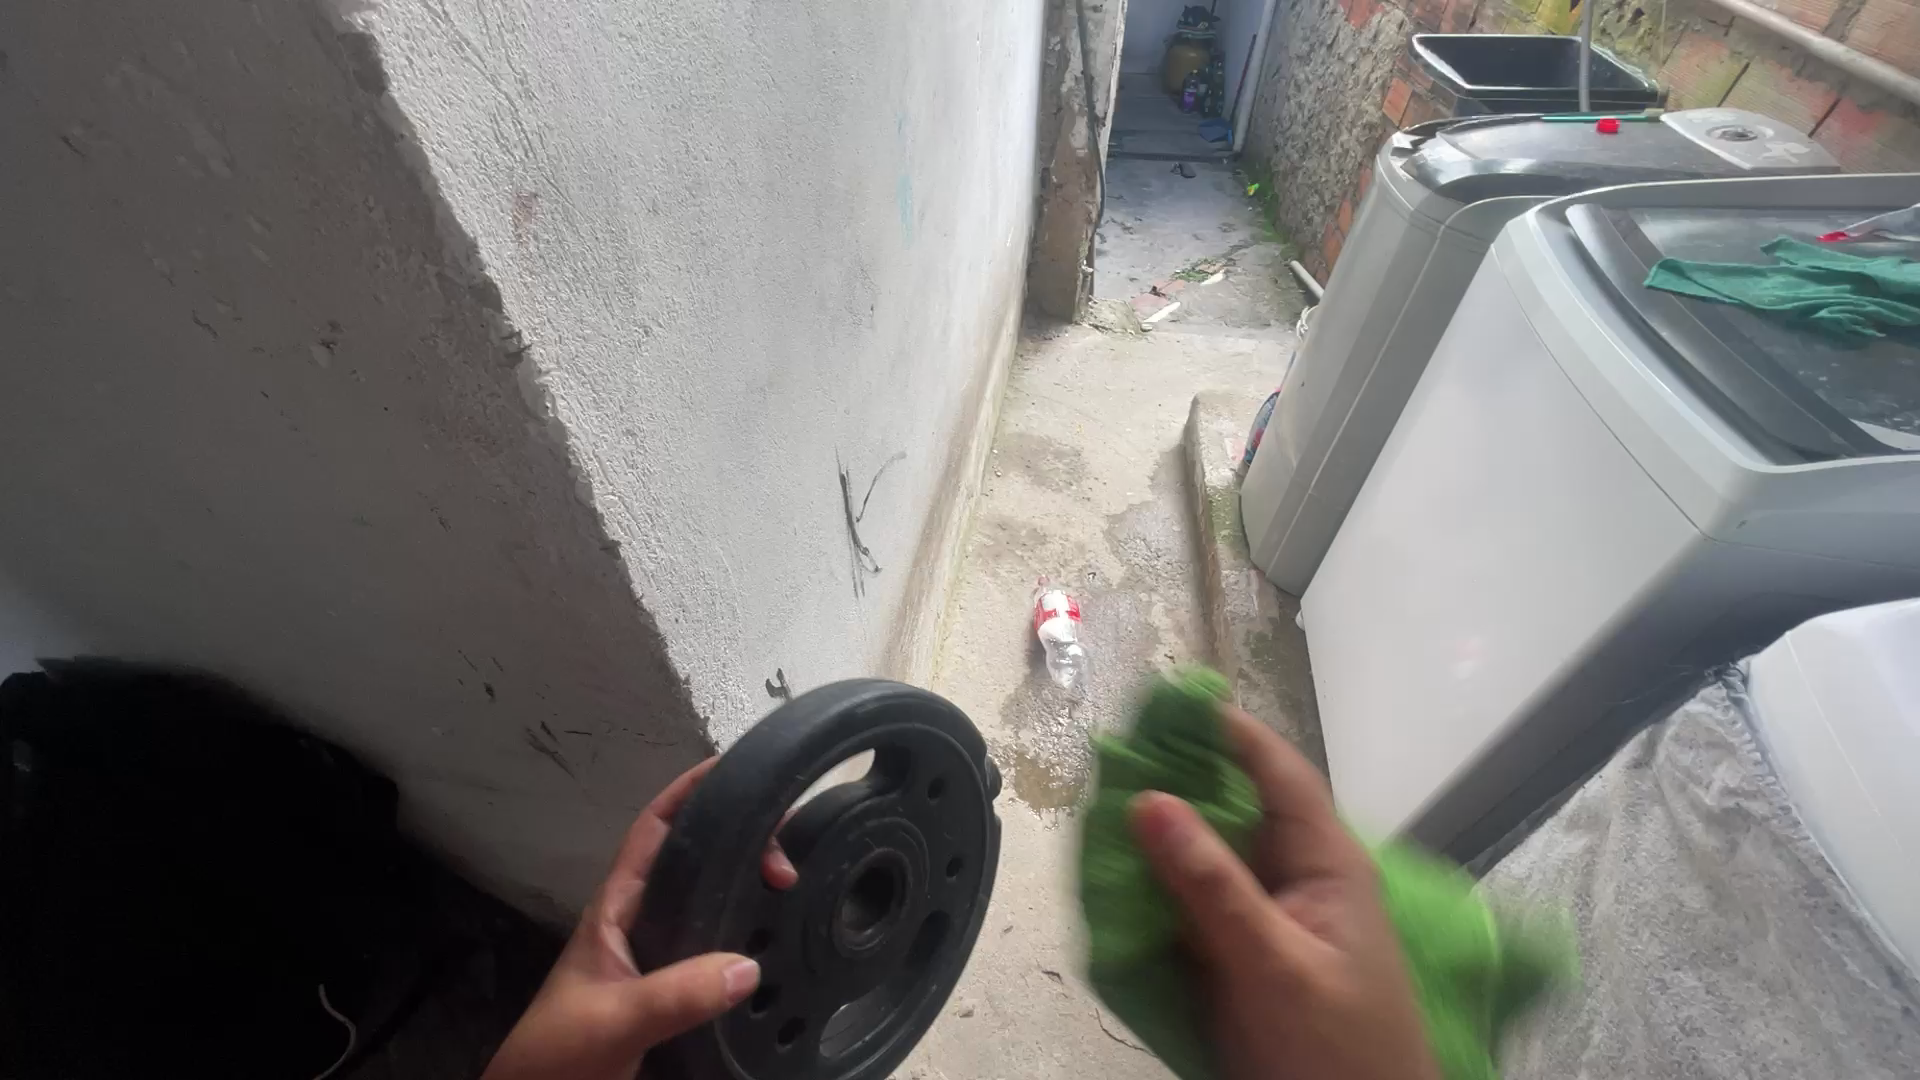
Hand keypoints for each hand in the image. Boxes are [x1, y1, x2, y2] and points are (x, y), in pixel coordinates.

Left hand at [483, 757, 798, 1079]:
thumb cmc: (556, 1059)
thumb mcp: (614, 1022)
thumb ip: (674, 995)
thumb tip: (749, 965)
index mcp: (619, 905)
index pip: (654, 827)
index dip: (689, 789)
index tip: (733, 766)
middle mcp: (643, 916)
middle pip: (695, 853)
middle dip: (739, 836)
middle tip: (785, 854)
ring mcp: (659, 949)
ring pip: (710, 891)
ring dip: (748, 877)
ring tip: (789, 880)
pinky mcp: (674, 983)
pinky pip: (719, 932)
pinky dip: (748, 919)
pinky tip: (774, 923)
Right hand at [1129, 707, 1439, 1079]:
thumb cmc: (1338, 1055)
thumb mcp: (1277, 968)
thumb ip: (1213, 887)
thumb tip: (1148, 799)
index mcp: (1322, 859)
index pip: (1275, 769)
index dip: (1225, 728)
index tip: (1165, 701)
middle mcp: (1288, 869)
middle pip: (1229, 801)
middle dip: (1173, 776)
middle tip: (1110, 755)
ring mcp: (1258, 908)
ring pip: (1200, 847)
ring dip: (1154, 830)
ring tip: (1095, 805)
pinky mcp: (1231, 944)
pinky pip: (1184, 894)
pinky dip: (1149, 879)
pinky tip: (1109, 870)